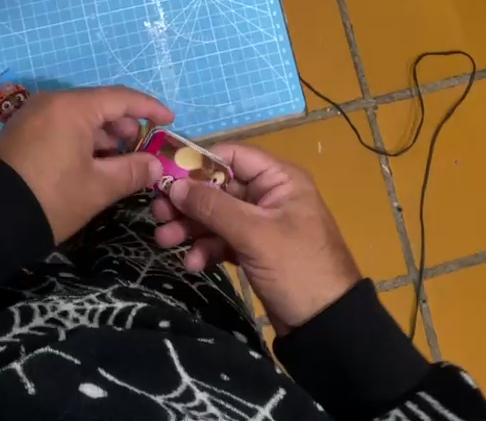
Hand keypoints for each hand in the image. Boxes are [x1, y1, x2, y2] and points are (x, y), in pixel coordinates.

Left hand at [0, 86, 173, 243]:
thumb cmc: (50, 197)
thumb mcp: (96, 188)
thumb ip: (131, 172)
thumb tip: (155, 164)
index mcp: (73, 107)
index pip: (121, 98)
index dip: (149, 109)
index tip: (170, 121)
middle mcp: (52, 102)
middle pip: (99, 105)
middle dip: (125, 127)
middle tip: (143, 151)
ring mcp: (34, 114)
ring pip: (79, 116)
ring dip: (103, 136)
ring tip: (120, 162)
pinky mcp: (22, 131)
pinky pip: (61, 125)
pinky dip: (82, 139)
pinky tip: (92, 164)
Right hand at [152, 143, 360, 331]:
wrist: (328, 330)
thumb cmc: (297, 269)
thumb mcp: (254, 234)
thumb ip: (213, 207)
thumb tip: (174, 185)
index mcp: (278, 180)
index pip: (231, 156)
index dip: (197, 162)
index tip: (166, 174)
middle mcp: (268, 195)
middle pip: (218, 187)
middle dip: (188, 201)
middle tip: (157, 212)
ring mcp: (260, 224)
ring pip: (216, 214)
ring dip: (190, 226)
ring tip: (164, 239)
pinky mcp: (253, 250)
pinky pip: (221, 239)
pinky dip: (205, 248)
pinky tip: (192, 262)